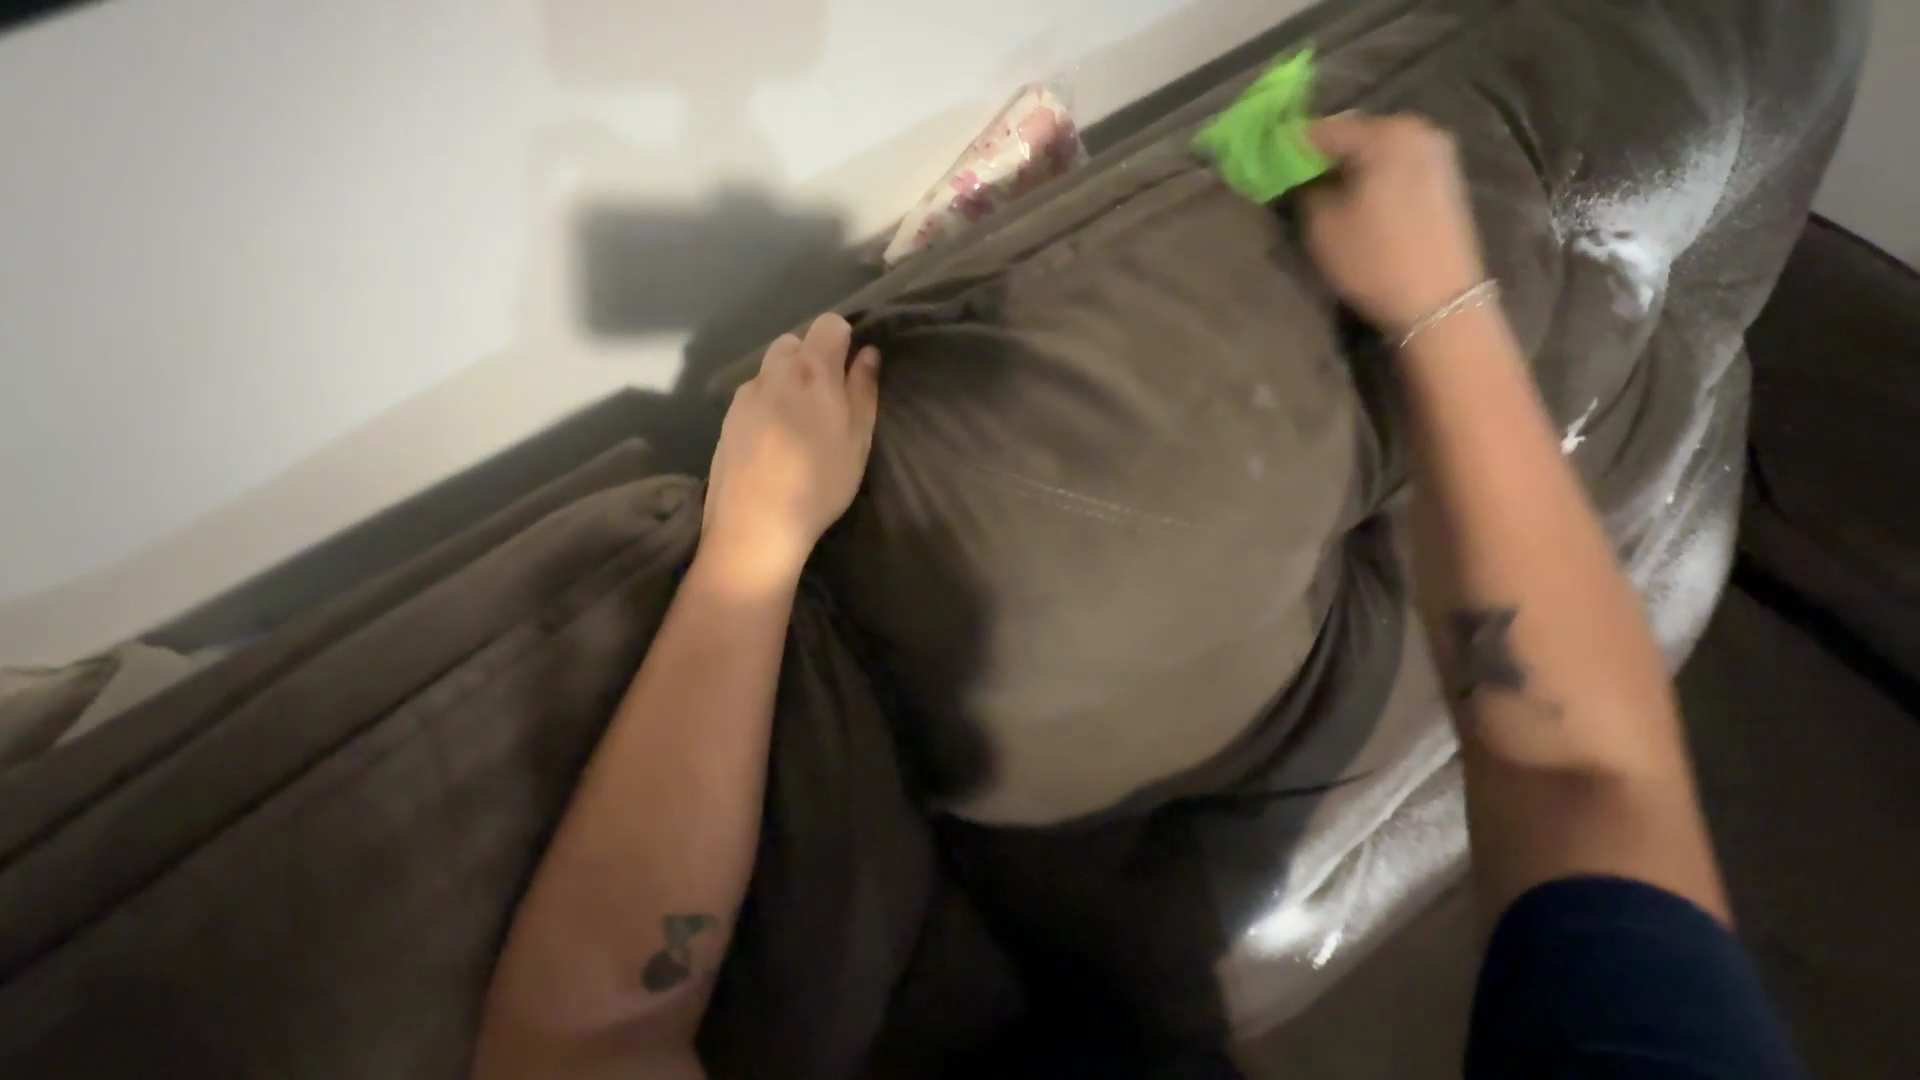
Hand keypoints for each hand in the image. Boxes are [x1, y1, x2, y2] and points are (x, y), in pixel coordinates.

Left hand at [699, 313, 880, 588]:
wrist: (754, 524)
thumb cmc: (819, 483)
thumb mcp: (858, 440)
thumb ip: (863, 391)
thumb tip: (868, 354)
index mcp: (812, 371)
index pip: (829, 323)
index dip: (844, 339)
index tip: (852, 370)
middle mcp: (774, 372)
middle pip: (795, 341)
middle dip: (813, 357)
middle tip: (829, 400)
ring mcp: (745, 395)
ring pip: (771, 368)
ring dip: (788, 380)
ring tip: (800, 422)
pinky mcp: (727, 418)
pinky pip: (754, 395)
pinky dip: (768, 403)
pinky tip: (775, 440)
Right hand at [1302, 113, 1488, 334]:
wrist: (1439, 300)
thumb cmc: (1374, 260)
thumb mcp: (1323, 227)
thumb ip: (1305, 190)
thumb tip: (1298, 176)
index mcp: (1384, 135)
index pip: (1321, 130)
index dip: (1289, 148)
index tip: (1266, 166)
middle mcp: (1416, 130)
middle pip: (1353, 135)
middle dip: (1321, 156)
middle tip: (1294, 181)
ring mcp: (1436, 151)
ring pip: (1375, 150)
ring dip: (1347, 167)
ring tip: (1323, 194)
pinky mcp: (1445, 176)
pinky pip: (1395, 164)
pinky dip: (1371, 175)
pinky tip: (1355, 200)